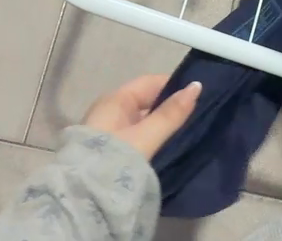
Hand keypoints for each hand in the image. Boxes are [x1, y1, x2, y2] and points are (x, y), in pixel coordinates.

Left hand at [82, 75, 202, 158]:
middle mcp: (108, 110)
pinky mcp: (106, 151)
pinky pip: (133, 136)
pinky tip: (163, 146)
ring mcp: (105, 131)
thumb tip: (196, 86)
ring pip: (140, 120)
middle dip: (167, 107)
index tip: (196, 96)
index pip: (150, 83)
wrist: (85, 199)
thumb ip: (171, 114)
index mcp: (115, 100)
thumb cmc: (116, 158)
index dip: (173, 86)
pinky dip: (149, 137)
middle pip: (145, 101)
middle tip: (195, 116)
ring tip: (184, 131)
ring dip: (158, 124)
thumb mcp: (147, 136)